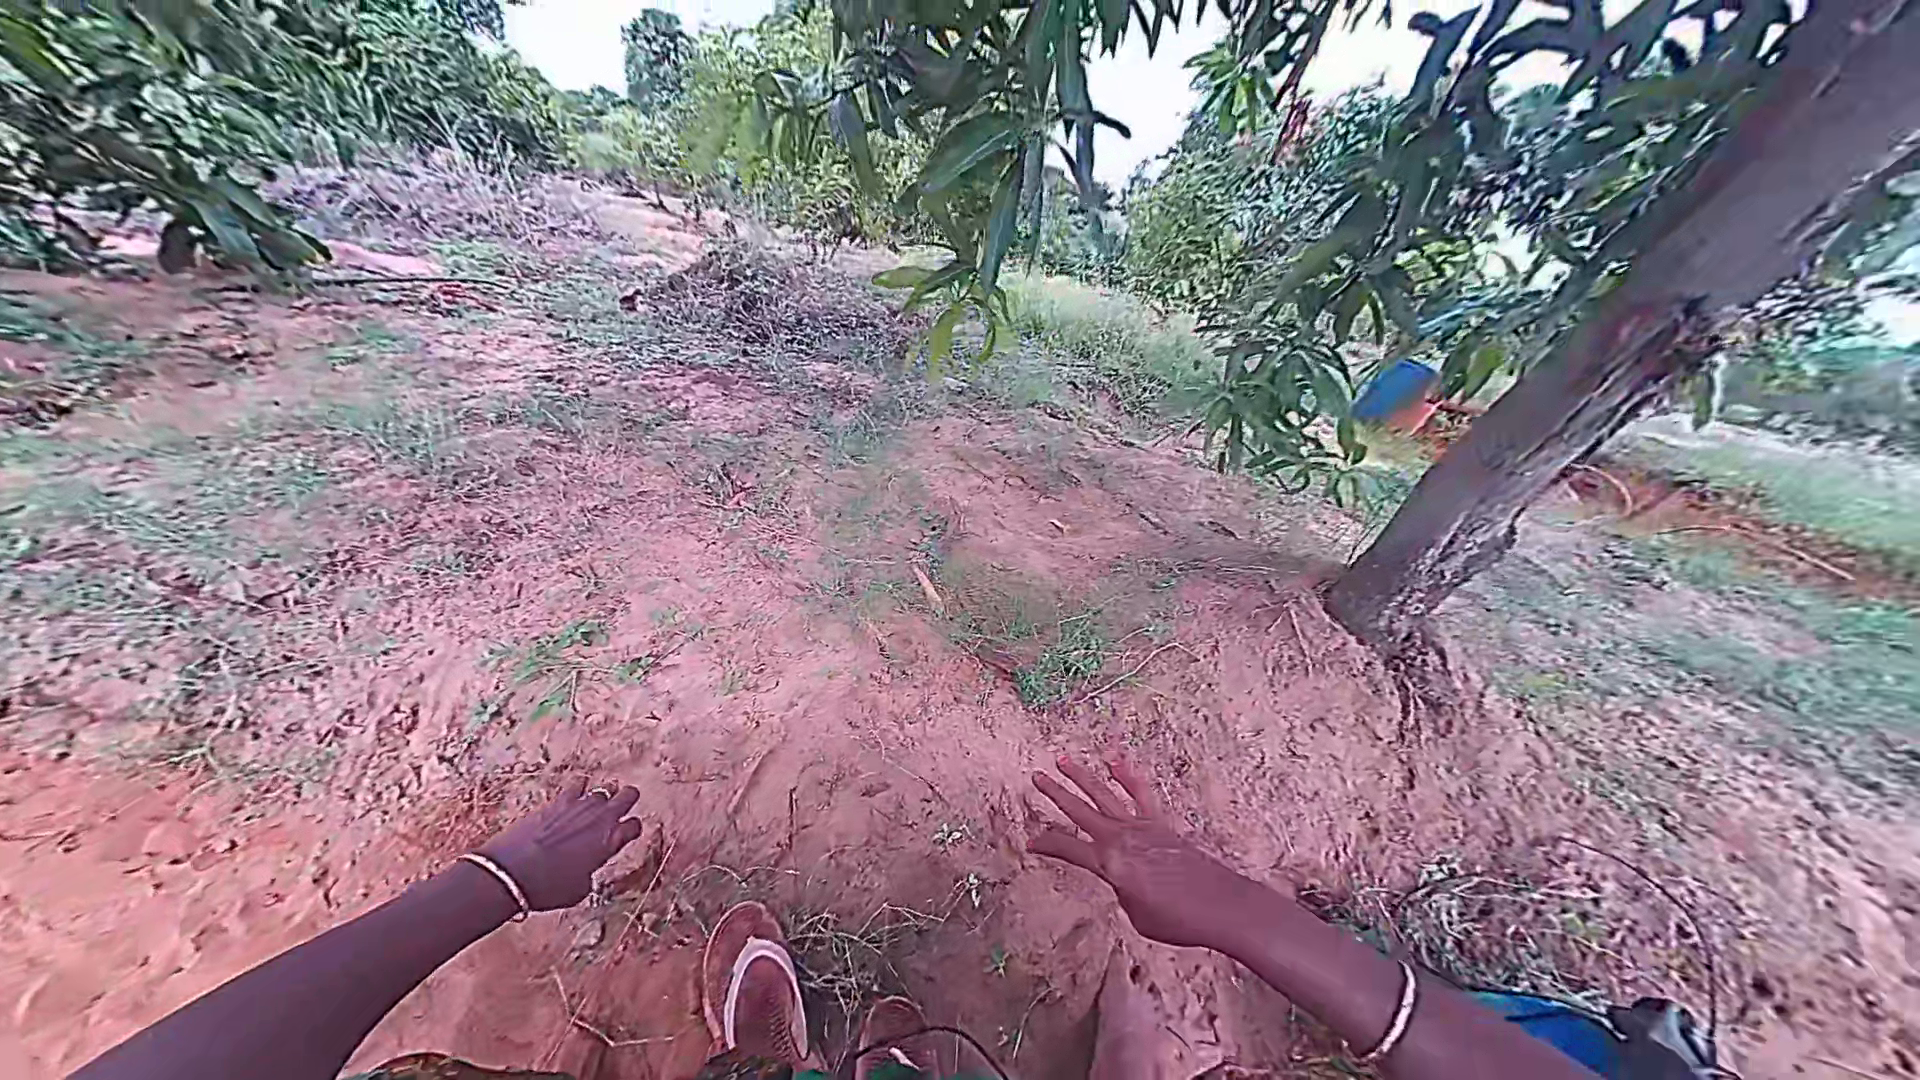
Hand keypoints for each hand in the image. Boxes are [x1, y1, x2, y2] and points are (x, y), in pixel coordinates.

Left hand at [476, 778, 647, 910]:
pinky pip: (577, 786)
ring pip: (604, 788)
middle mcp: (602, 817)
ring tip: (591, 808)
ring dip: (601, 797)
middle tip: (617, 810)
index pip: (635, 825)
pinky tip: (571, 800)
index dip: (630, 830)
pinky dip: (577, 792)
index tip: (623, 835)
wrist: (509, 875)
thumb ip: (591, 872)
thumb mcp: (578, 889)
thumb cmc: (545, 888)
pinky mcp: (559, 800)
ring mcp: (581, 805)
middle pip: (629, 794)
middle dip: (626, 800)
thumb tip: (587, 869)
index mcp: (612, 839)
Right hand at [1029, 756, 1260, 949]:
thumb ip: (1121, 890)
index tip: (1030, 842)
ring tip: (1064, 760)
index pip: (1067, 848)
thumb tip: (1122, 876)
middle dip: (1055, 793)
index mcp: (1108, 863)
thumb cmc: (1177, 919)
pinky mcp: (1158, 823)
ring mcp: (1139, 826)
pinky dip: (1127, 777)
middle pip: (1079, 810)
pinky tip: (1115, 762)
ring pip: (1103, 794)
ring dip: (1081, 777)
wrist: (1220, 905)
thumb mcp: (1136, 915)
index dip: (1045, 844)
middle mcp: (1119, 838)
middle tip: (1036, 776)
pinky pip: (1139, 794)